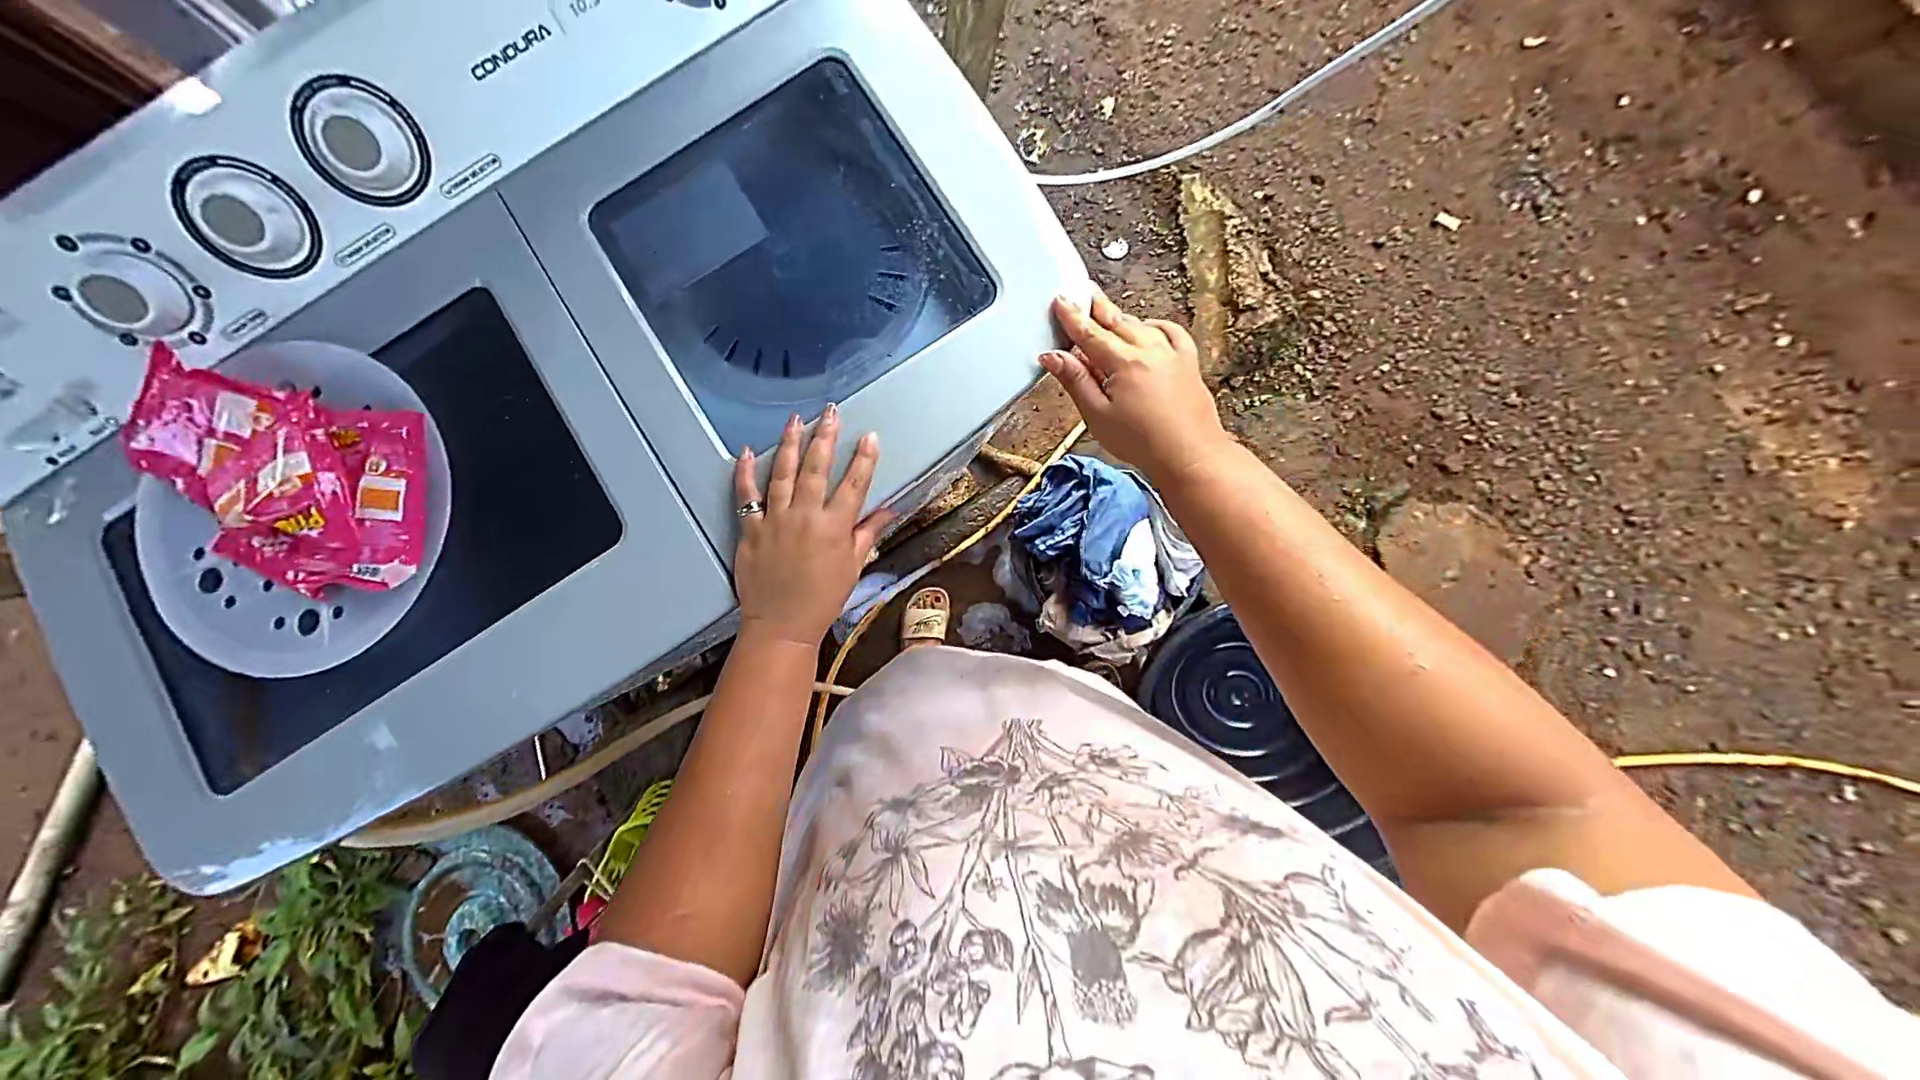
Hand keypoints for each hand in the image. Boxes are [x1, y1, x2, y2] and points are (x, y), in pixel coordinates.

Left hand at [732, 406, 893, 647]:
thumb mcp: (853, 566)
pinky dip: (744, 473)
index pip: (854, 485)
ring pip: (782, 474)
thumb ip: (868, 533)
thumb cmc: (823, 599)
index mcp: (835, 528)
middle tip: (830, 413)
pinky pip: (746, 496)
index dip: (864, 459)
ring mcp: (775, 521)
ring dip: (789, 444)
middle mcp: (806, 518)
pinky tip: (745, 452)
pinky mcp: (751, 530)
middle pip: (816, 470)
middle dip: (825, 437)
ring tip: (795, 421)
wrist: (782, 625)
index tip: (869, 437)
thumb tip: (890, 509)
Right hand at [1039, 293, 1234, 481]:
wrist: (1191, 455)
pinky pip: (1169, 331)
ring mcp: (1172, 353)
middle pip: (1116, 320)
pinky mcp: (1188, 361)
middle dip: (1095, 306)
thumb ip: (1076, 381)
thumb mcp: (1098, 415)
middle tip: (1081, 293)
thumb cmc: (1145, 442)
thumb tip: (1054, 358)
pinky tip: (1147, 328)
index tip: (1061, 302)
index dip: (1071, 316)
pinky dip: (1154, 326)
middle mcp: (1150, 350)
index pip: (1090, 332)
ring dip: (1120, 316)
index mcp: (1125, 363)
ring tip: (1106, 311)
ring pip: (1140, 324)